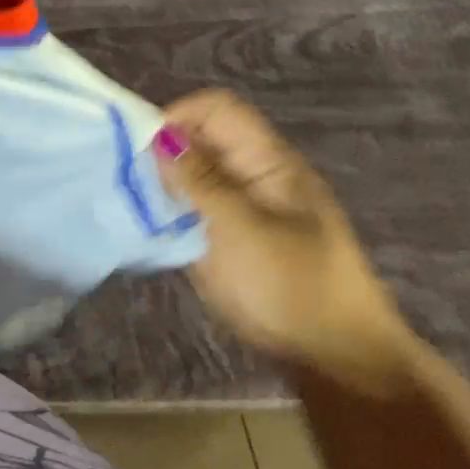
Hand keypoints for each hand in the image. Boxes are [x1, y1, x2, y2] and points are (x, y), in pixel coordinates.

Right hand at [157, 90, 413, 380]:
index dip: (177, 116)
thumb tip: (157, 136)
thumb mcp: (240, 228)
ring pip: (190, 171)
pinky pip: (189, 202)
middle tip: (132, 179)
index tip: (143, 148)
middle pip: (199, 136)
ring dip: (160, 180)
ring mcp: (242, 205)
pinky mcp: (229, 233)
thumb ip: (197, 179)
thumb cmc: (291, 286)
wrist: (337, 359)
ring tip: (135, 201)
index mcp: (269, 162)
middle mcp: (255, 174)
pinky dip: (166, 205)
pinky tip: (149, 222)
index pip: (216, 109)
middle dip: (160, 149)